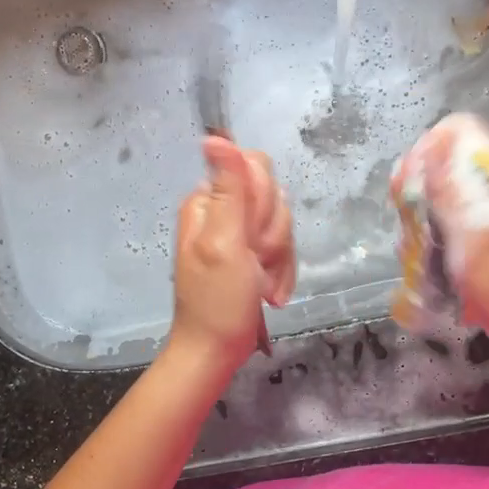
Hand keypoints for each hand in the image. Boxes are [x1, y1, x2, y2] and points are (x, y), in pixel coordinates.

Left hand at [167, 136, 295, 363]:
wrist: (216, 351)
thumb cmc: (218, 301)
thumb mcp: (224, 242)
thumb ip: (227, 189)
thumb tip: (214, 137)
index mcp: (207, 202)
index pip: (255, 169)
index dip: (265, 203)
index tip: (252, 238)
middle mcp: (221, 213)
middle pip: (273, 198)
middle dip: (273, 236)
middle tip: (254, 265)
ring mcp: (237, 238)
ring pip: (281, 226)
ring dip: (279, 260)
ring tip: (260, 286)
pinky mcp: (251, 260)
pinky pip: (281, 252)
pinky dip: (280, 274)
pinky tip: (269, 295)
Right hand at [392, 113, 488, 352]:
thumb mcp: (475, 236)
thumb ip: (450, 191)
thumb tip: (427, 146)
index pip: (458, 131)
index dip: (428, 148)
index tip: (412, 184)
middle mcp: (488, 188)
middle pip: (441, 163)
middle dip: (417, 189)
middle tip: (410, 222)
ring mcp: (481, 213)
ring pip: (436, 197)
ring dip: (418, 219)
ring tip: (415, 248)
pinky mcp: (474, 237)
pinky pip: (441, 225)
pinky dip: (426, 239)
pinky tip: (422, 261)